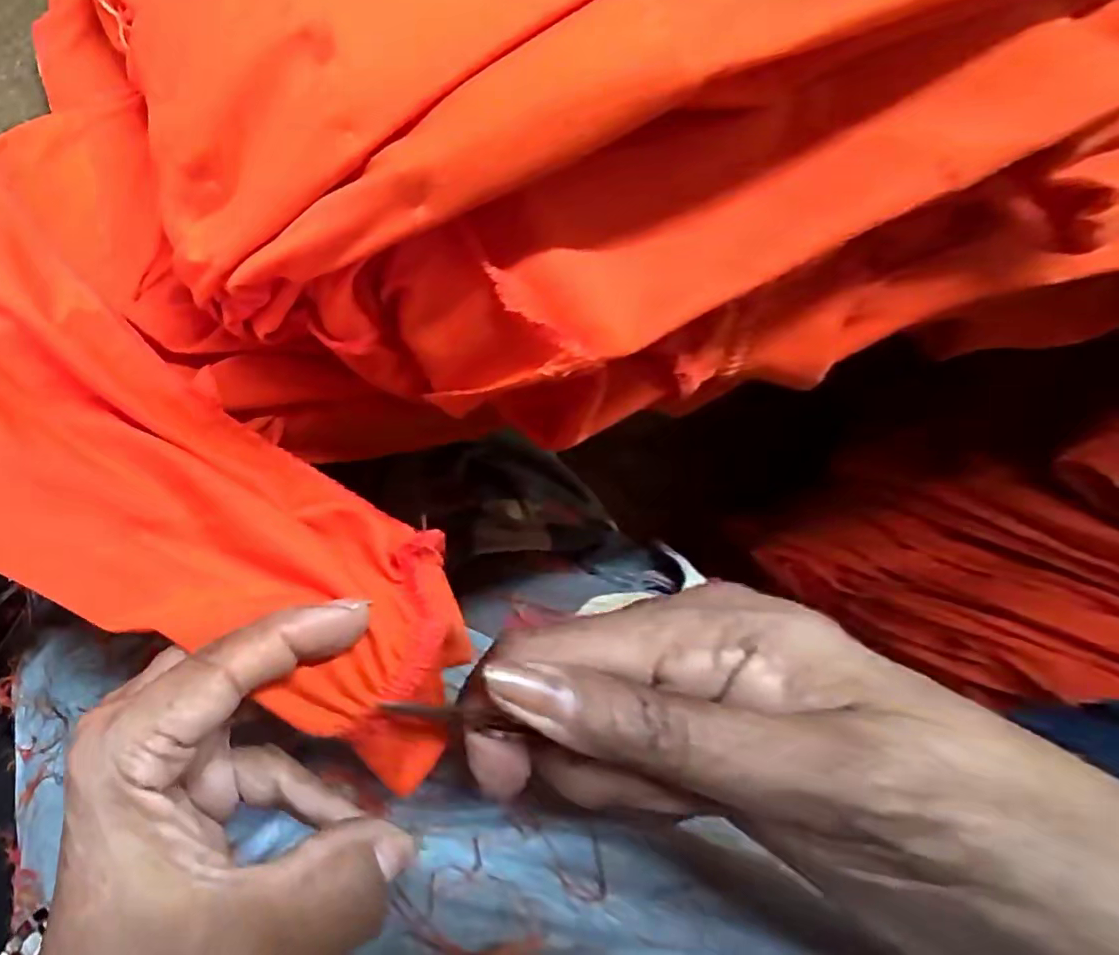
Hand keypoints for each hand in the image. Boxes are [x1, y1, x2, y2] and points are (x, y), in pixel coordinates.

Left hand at [43, 602, 417, 954]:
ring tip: (366, 724)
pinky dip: (295, 786)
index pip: (214, 666)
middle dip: (292, 659)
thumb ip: (327, 887)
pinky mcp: (181, 783)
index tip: (351, 611)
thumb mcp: (239, 930)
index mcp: (124, 742)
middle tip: (359, 638)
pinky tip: (343, 822)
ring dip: (302, 730)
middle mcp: (135, 729)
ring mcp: (158, 754)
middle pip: (223, 672)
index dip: (287, 633)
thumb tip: (399, 843)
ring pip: (239, 714)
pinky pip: (247, 763)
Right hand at [460, 582, 1118, 954]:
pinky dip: (610, 782)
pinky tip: (651, 804)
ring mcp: (690, 697)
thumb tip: (507, 684)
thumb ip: (650, 728)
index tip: (484, 770)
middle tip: (544, 799)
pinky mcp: (698, 746)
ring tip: (653, 808)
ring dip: (581, 767)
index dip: (504, 697)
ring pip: (577, 718)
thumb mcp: (811, 779)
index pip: (560, 647)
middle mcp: (682, 645)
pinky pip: (615, 752)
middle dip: (539, 736)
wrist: (1106, 917)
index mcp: (705, 624)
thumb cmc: (973, 830)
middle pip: (558, 677)